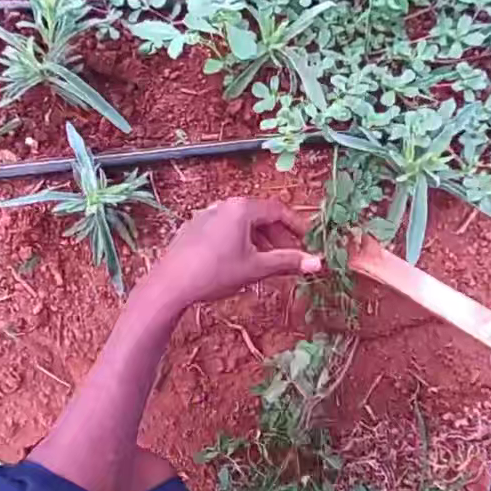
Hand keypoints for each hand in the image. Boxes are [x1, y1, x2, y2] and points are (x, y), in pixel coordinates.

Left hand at [137, 197, 321, 310]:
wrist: (171, 284)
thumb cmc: (216, 272)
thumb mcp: (256, 268)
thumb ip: (287, 262)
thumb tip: (318, 263)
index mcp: (242, 208)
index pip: (278, 211)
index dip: (295, 226)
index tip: (306, 241)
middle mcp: (224, 205)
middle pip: (259, 217)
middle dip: (277, 237)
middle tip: (289, 257)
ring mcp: (206, 216)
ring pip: (241, 225)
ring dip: (258, 242)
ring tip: (266, 264)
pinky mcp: (193, 229)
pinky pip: (224, 231)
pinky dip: (239, 243)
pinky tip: (239, 264)